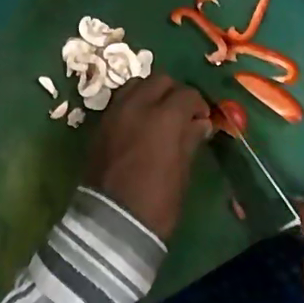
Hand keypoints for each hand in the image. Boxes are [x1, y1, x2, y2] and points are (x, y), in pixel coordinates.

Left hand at [83, 74, 212, 240]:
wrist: (112, 221)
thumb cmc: (156, 202)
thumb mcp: (182, 171)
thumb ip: (190, 139)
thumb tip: (201, 123)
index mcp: (164, 117)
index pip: (186, 94)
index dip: (198, 104)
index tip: (202, 118)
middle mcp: (138, 105)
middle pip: (160, 80)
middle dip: (174, 92)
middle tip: (182, 113)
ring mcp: (116, 111)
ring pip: (136, 84)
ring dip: (151, 92)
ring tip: (158, 113)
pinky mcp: (101, 122)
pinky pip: (120, 99)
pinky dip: (133, 101)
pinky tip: (140, 121)